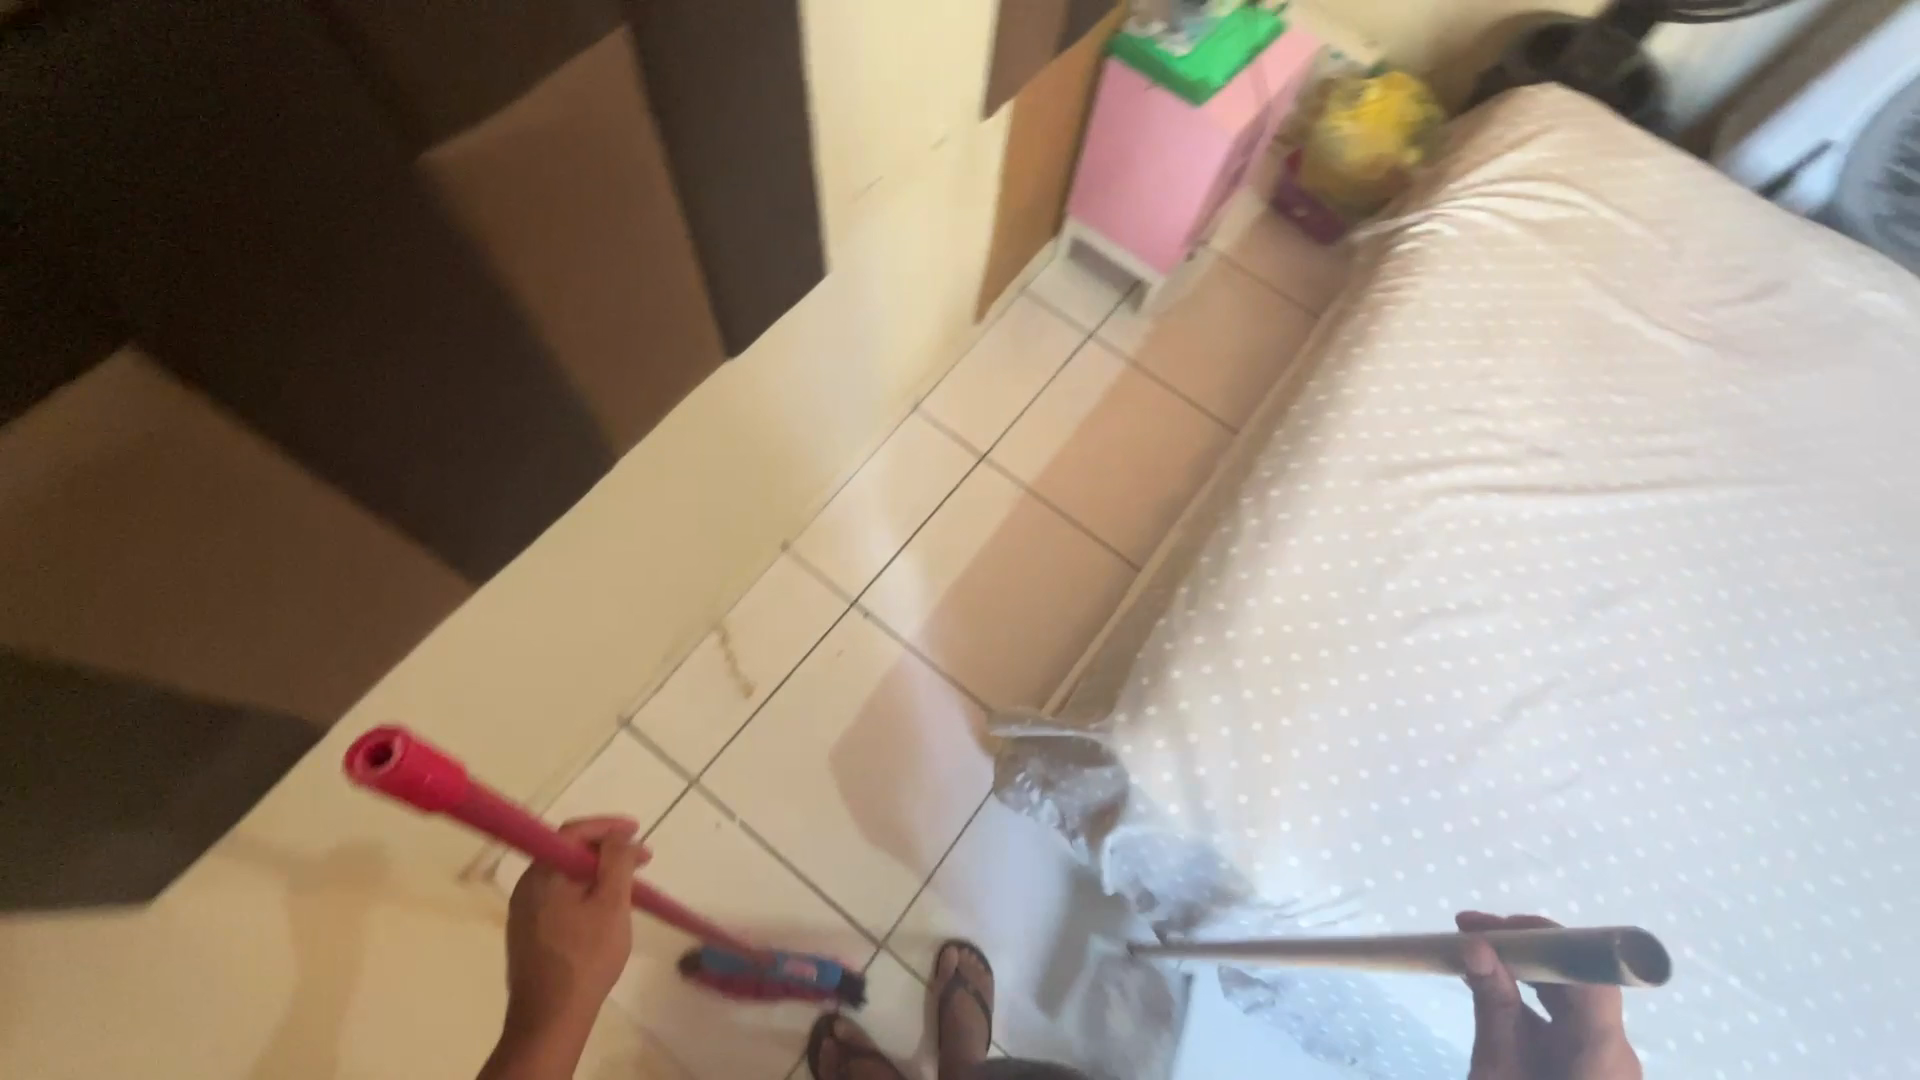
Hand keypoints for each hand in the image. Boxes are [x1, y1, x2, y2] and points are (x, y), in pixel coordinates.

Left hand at [503, 817, 643, 1035]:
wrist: (549, 1019)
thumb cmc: (586, 956)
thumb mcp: (612, 902)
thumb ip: (616, 860)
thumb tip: (617, 835)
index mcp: (543, 875)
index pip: (574, 832)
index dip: (607, 826)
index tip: (637, 830)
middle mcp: (527, 887)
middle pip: (568, 851)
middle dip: (606, 850)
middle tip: (639, 860)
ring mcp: (524, 911)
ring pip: (565, 875)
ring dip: (598, 871)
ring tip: (627, 884)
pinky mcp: (528, 932)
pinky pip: (559, 896)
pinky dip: (584, 891)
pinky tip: (604, 908)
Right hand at [1457, 912, 1641, 1079]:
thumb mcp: (1497, 1069)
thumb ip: (1492, 1004)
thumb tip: (1476, 943)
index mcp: (1601, 1054)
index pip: (1592, 975)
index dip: (1549, 939)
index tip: (1497, 924)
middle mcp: (1616, 1056)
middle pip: (1577, 981)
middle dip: (1522, 947)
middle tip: (1465, 929)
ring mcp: (1607, 1066)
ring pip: (1569, 1000)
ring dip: (1521, 970)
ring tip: (1468, 953)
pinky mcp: (1593, 1074)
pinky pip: (1565, 1022)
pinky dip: (1528, 999)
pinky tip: (1489, 990)